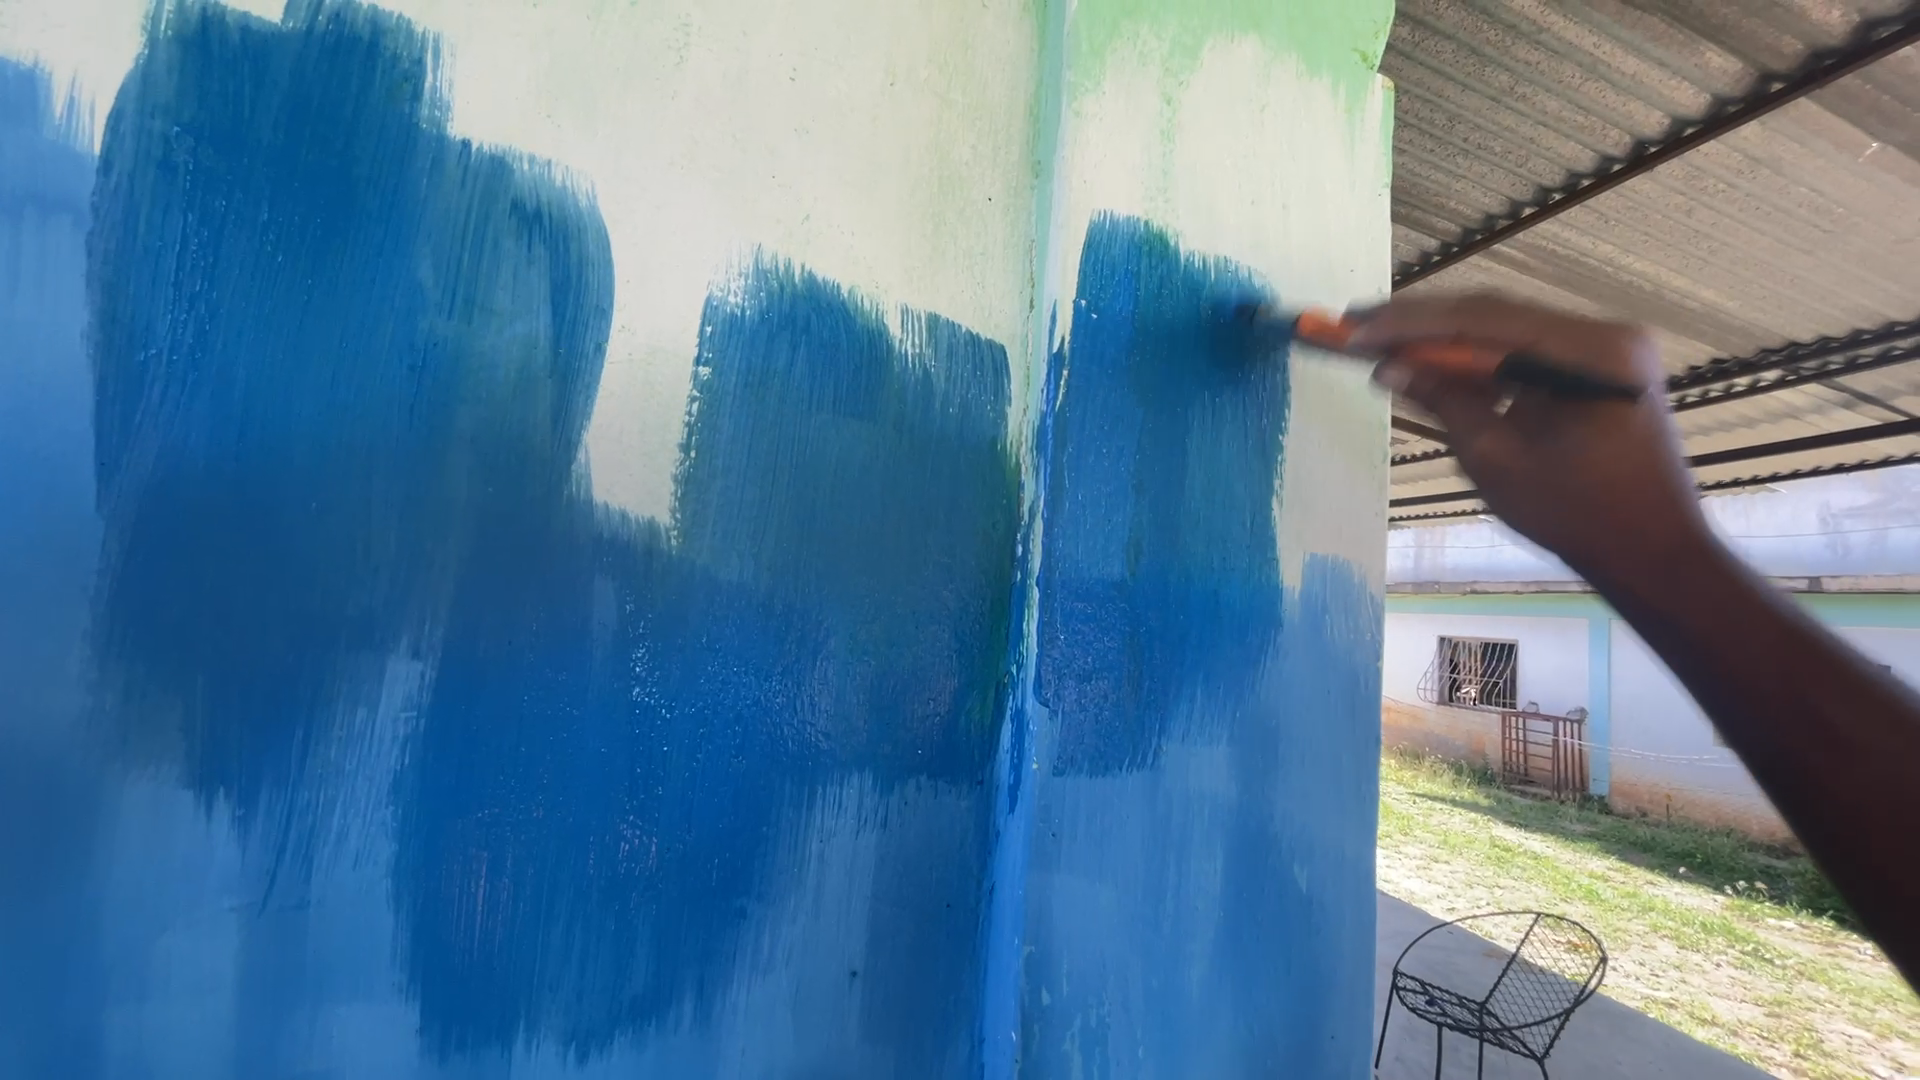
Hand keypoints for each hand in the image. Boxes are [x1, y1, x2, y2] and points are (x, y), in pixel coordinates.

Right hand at [1350, 293, 1714, 583]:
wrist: (1647, 547)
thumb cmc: (1571, 510)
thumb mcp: (1492, 456)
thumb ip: (1442, 401)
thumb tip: (1386, 368)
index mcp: (1588, 351)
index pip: (1479, 320)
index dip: (1407, 323)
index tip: (1352, 330)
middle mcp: (1600, 335)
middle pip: (1490, 316)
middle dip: (1417, 322)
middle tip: (1353, 325)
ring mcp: (1599, 350)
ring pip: (1499, 331)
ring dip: (1437, 339)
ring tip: (1376, 340)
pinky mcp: (1589, 369)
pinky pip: (1517, 353)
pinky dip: (1467, 360)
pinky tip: (1424, 363)